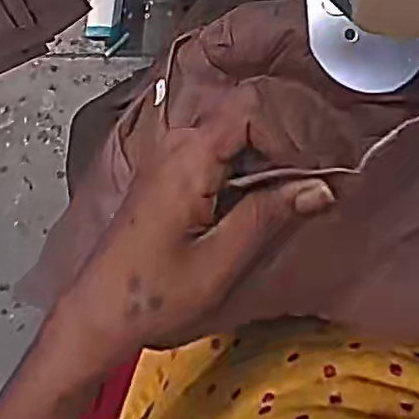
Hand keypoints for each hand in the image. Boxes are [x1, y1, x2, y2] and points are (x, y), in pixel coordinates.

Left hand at [46, 110, 334, 374]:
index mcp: (189, 156)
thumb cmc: (151, 294)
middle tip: (313, 177)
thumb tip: (322, 187)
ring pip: (235, 130)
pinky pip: (220, 148)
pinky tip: (262, 197)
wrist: (97, 312)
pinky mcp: (173, 167)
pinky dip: (248, 165)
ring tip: (294, 190)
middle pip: (245, 113)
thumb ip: (269, 214)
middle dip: (285, 140)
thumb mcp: (219, 261)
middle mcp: (179, 142)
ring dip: (269, 155)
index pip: (250, 106)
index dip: (288, 129)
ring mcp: (173, 152)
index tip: (314, 166)